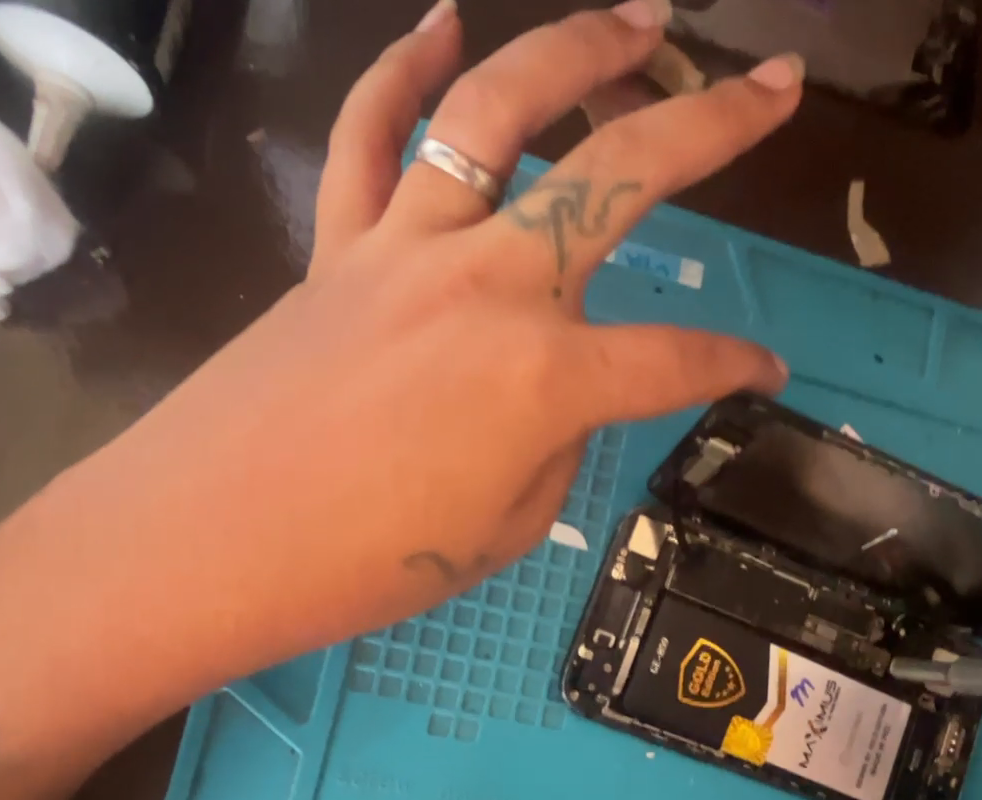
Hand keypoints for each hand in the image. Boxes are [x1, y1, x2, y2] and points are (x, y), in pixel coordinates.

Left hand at [62, 1, 801, 680]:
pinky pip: (370, 136)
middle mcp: (488, 285)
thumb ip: (557, 438)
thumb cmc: (368, 563)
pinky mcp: (338, 245)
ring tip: (637, 19)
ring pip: (495, 112)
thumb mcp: (506, 522)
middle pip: (619, 176)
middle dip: (714, 122)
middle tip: (775, 85)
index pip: (675, 361)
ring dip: (576, 51)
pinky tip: (441, 20)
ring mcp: (406, 248)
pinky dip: (402, 71)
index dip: (735, 368)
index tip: (766, 373)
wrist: (207, 547)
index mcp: (546, 377)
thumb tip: (563, 388)